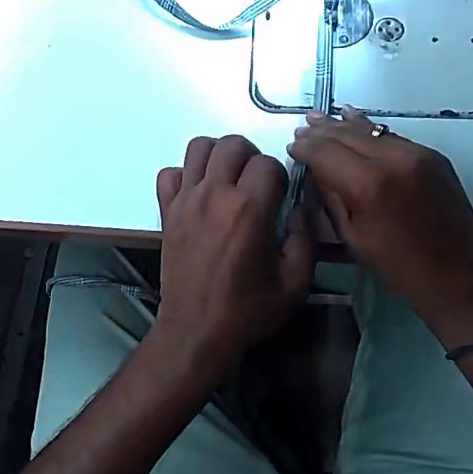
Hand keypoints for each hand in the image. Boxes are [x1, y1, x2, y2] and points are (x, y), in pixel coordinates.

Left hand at [154, 135, 313, 375]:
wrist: (196, 329)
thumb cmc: (247, 310)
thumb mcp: (296, 282)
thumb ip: (306, 237)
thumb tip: (303, 205)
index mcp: (249, 210)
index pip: (268, 162)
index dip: (280, 176)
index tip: (280, 197)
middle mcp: (214, 195)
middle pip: (231, 144)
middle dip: (251, 155)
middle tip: (256, 182)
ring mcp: (186, 200)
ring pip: (198, 147)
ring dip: (217, 156)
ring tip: (228, 178)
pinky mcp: (166, 210)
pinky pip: (169, 173)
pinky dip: (184, 175)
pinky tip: (198, 193)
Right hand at [287, 107, 472, 325]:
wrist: (455, 274)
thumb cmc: (396, 263)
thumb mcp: (350, 232)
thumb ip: (329, 193)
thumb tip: (314, 167)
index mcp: (368, 184)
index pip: (324, 151)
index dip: (304, 147)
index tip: (291, 147)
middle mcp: (393, 160)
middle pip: (345, 134)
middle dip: (319, 133)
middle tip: (300, 130)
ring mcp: (417, 154)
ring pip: (369, 129)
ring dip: (341, 125)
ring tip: (318, 118)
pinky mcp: (431, 155)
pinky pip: (390, 136)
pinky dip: (367, 129)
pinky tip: (351, 118)